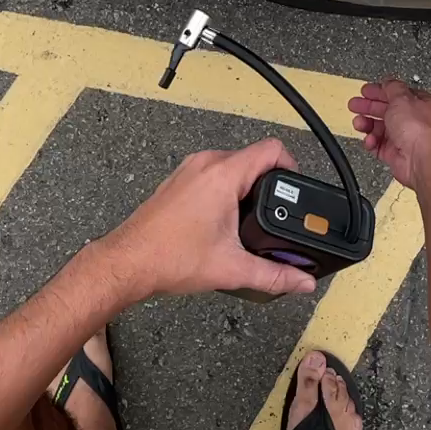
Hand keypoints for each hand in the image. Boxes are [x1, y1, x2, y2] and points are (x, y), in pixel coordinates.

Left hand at [100, 138, 318, 299]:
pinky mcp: (180, 178)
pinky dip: (226, 188)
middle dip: (269, 184)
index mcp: (223, 175)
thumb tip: (301, 280)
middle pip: (253, 157)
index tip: (295, 189)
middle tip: (275, 212)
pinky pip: (213, 171)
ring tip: (250, 219)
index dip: (291, 165)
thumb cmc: (168, 258)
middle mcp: (206, 163)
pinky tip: (225, 218)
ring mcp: (190, 168)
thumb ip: (275, 275)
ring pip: (233, 164)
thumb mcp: (232, 268)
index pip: (271, 149)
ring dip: (246, 186)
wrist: (129, 262)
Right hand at [348, 79, 430, 189]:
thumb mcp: (402, 98)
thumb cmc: (420, 130)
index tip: (366, 91)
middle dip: (368, 107)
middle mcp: (412, 120)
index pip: (396, 94)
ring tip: (359, 122)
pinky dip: (371, 142)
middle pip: (385, 110)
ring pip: (379, 128)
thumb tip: (388, 82)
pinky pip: (377, 146)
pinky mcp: (395, 154)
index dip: (380, 91)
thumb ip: (393, 88)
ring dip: (367, 124)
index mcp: (418, 103)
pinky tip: (370, 140)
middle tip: (355, 104)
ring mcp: (403, 138)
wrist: (422, 160)